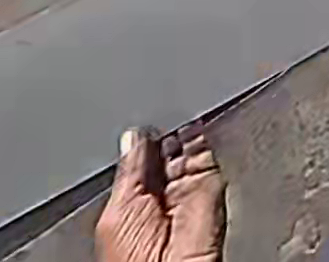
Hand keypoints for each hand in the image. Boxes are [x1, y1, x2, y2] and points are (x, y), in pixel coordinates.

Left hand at [96, 124, 225, 261]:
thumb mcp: (117, 213)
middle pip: (162, 150)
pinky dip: (201, 132)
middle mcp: (160, 195)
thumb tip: (133, 136)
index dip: (139, 141)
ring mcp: (187, 186)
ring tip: (172, 114)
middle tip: (156, 117)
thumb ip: (129, 171)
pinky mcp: (212, 178)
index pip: (138, 161)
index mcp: (130, 205)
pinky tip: (190, 121)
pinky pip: (206, 149)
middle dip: (159, 133)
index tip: (139, 122)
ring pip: (185, 145)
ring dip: (180, 129)